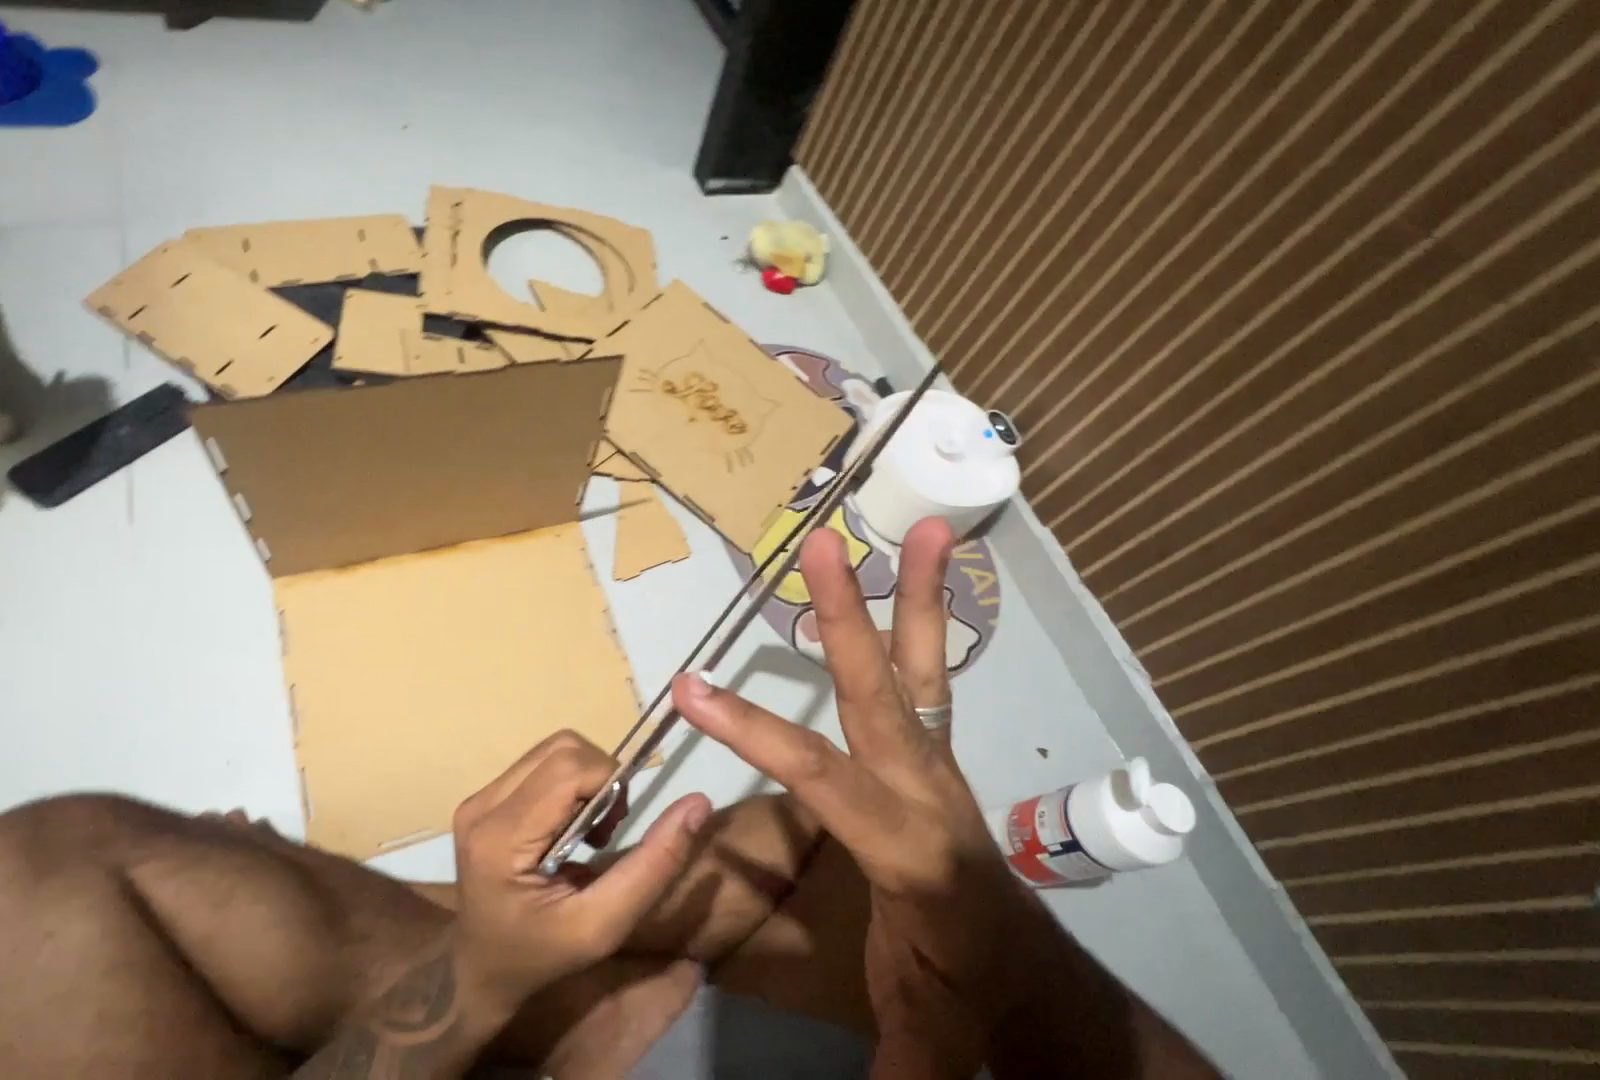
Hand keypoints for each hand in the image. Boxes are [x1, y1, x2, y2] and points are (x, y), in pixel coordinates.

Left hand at [449, 732, 712, 1013]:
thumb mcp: (604, 926)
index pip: (568, 767)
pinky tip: (568, 829)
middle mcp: (482, 806)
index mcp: (501, 838)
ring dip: (587, 780)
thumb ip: (652, 866)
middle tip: (604, 833)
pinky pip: (541, 763)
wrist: (477, 972)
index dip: (609, 784)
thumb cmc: (541, 957)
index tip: (615, 830)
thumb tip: (698, 802)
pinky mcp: (482, 797)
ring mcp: (477, 798)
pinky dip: (569, 784)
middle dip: (600, 780)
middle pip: (562, 749)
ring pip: (553, 749)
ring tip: (587, 833)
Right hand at [672, 519, 1030, 1057]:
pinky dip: (927, 618)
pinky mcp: (936, 753)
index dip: (755, 731)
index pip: (822, 777)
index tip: (688, 686)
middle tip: (826, 544)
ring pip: (923, 666)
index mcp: (907, 846)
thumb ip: (900, 1066)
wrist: (1024, 967)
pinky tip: (922, 572)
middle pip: (882, 691)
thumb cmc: (960, 990)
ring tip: (919, 524)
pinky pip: (929, 676)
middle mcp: (924, 785)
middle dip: (850, 618)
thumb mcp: (927, 1036)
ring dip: (917, 593)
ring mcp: (937, 761)